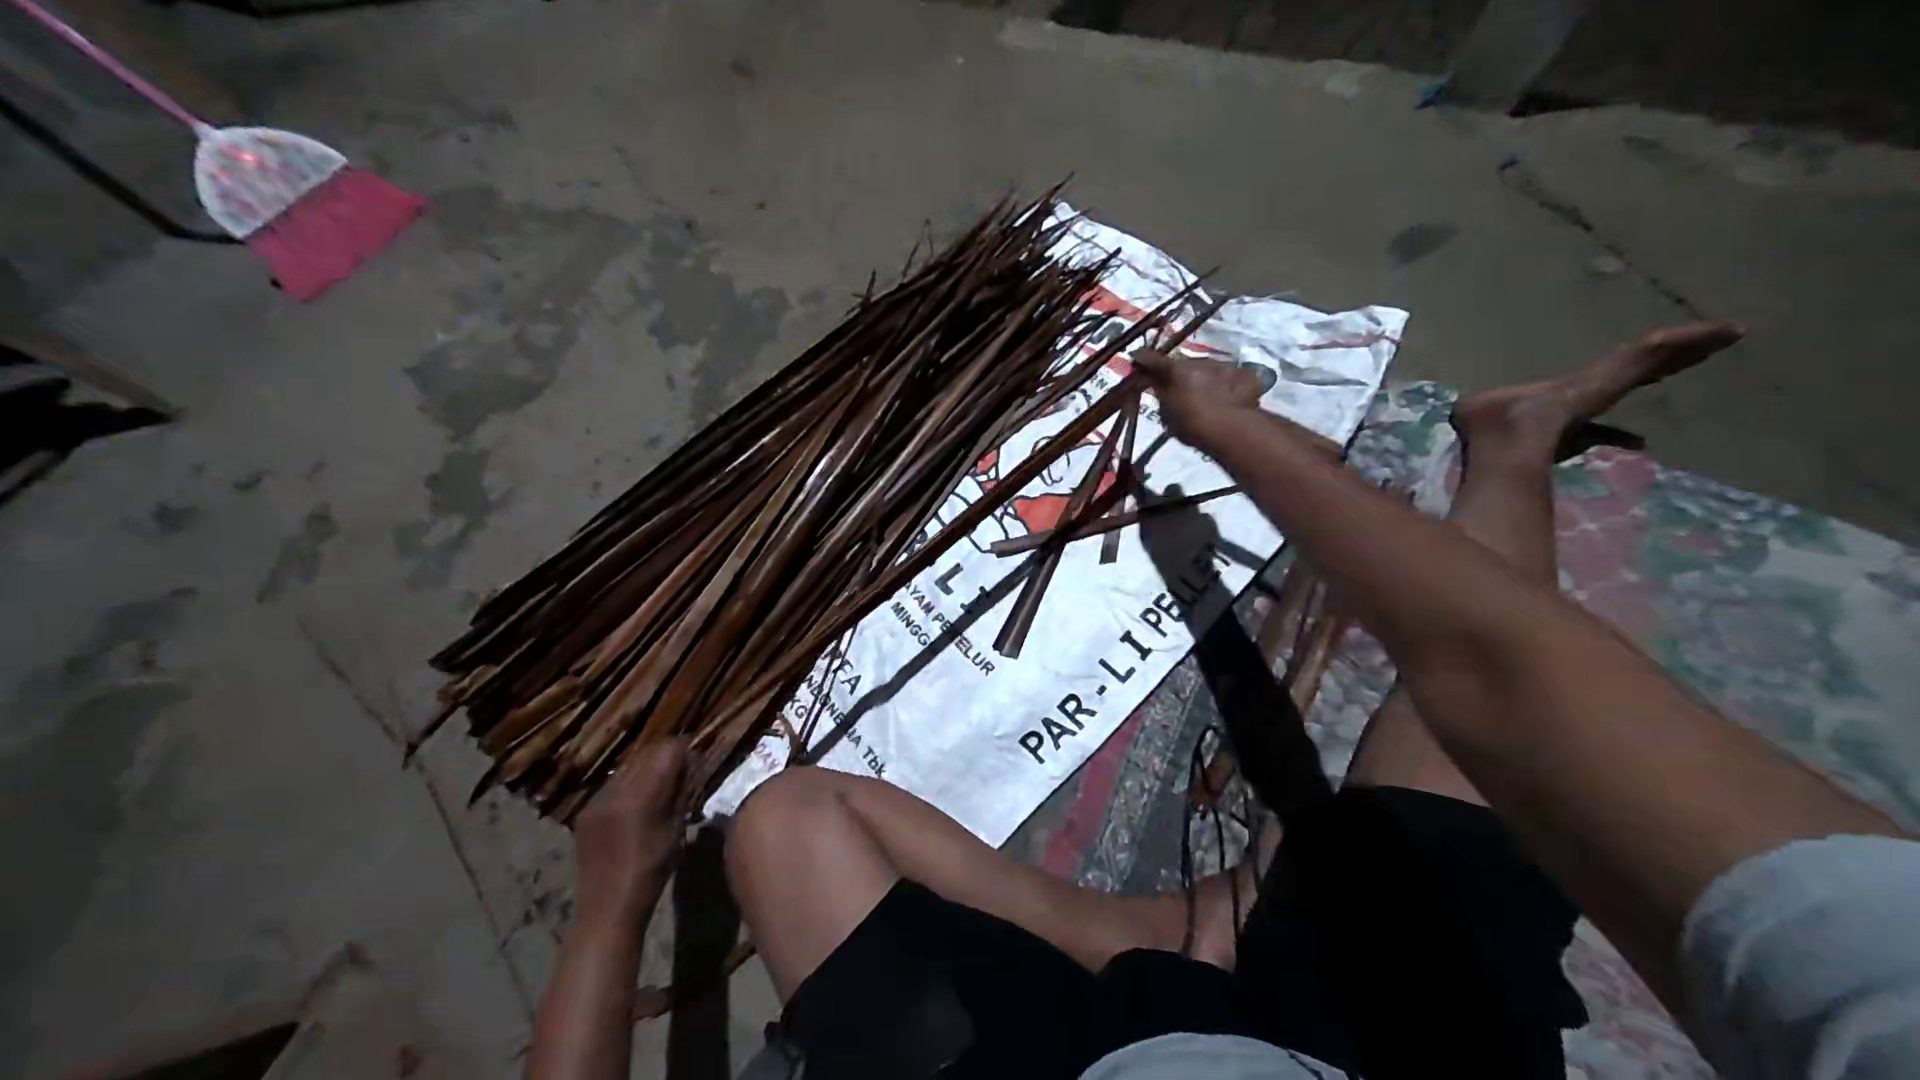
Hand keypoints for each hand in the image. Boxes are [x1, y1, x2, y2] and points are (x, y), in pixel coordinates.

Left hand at [573, 738, 689, 920]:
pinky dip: (629, 784)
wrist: (609, 907)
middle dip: (665, 756)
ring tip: (659, 785)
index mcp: (641, 797)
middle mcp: (615, 792)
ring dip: (646, 768)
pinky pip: (613, 784)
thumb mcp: (676, 828)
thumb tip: (689, 763)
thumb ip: (680, 791)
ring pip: (628, 767)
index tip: (695, 757)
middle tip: (682, 768)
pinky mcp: (585, 811)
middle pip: (646, 754)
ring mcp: (596, 800)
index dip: (683, 749)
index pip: (666, 751)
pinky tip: (637, 802)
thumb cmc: (653, 870)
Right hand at [1134, 349, 1262, 448]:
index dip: (1142, 360)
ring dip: (1204, 378)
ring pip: (1209, 369)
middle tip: (1179, 388)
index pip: (1153, 359)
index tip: (1136, 360)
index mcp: (1176, 369)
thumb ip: (1160, 394)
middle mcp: (1200, 360)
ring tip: (1206, 397)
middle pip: (1184, 364)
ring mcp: (1225, 366)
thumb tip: (1156, 382)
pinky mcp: (1247, 375)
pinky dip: (1228, 384)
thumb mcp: (1166, 413)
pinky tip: (1229, 397)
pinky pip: (1232, 377)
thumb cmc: (1192, 426)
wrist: (1232, 431)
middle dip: (1180, 373)